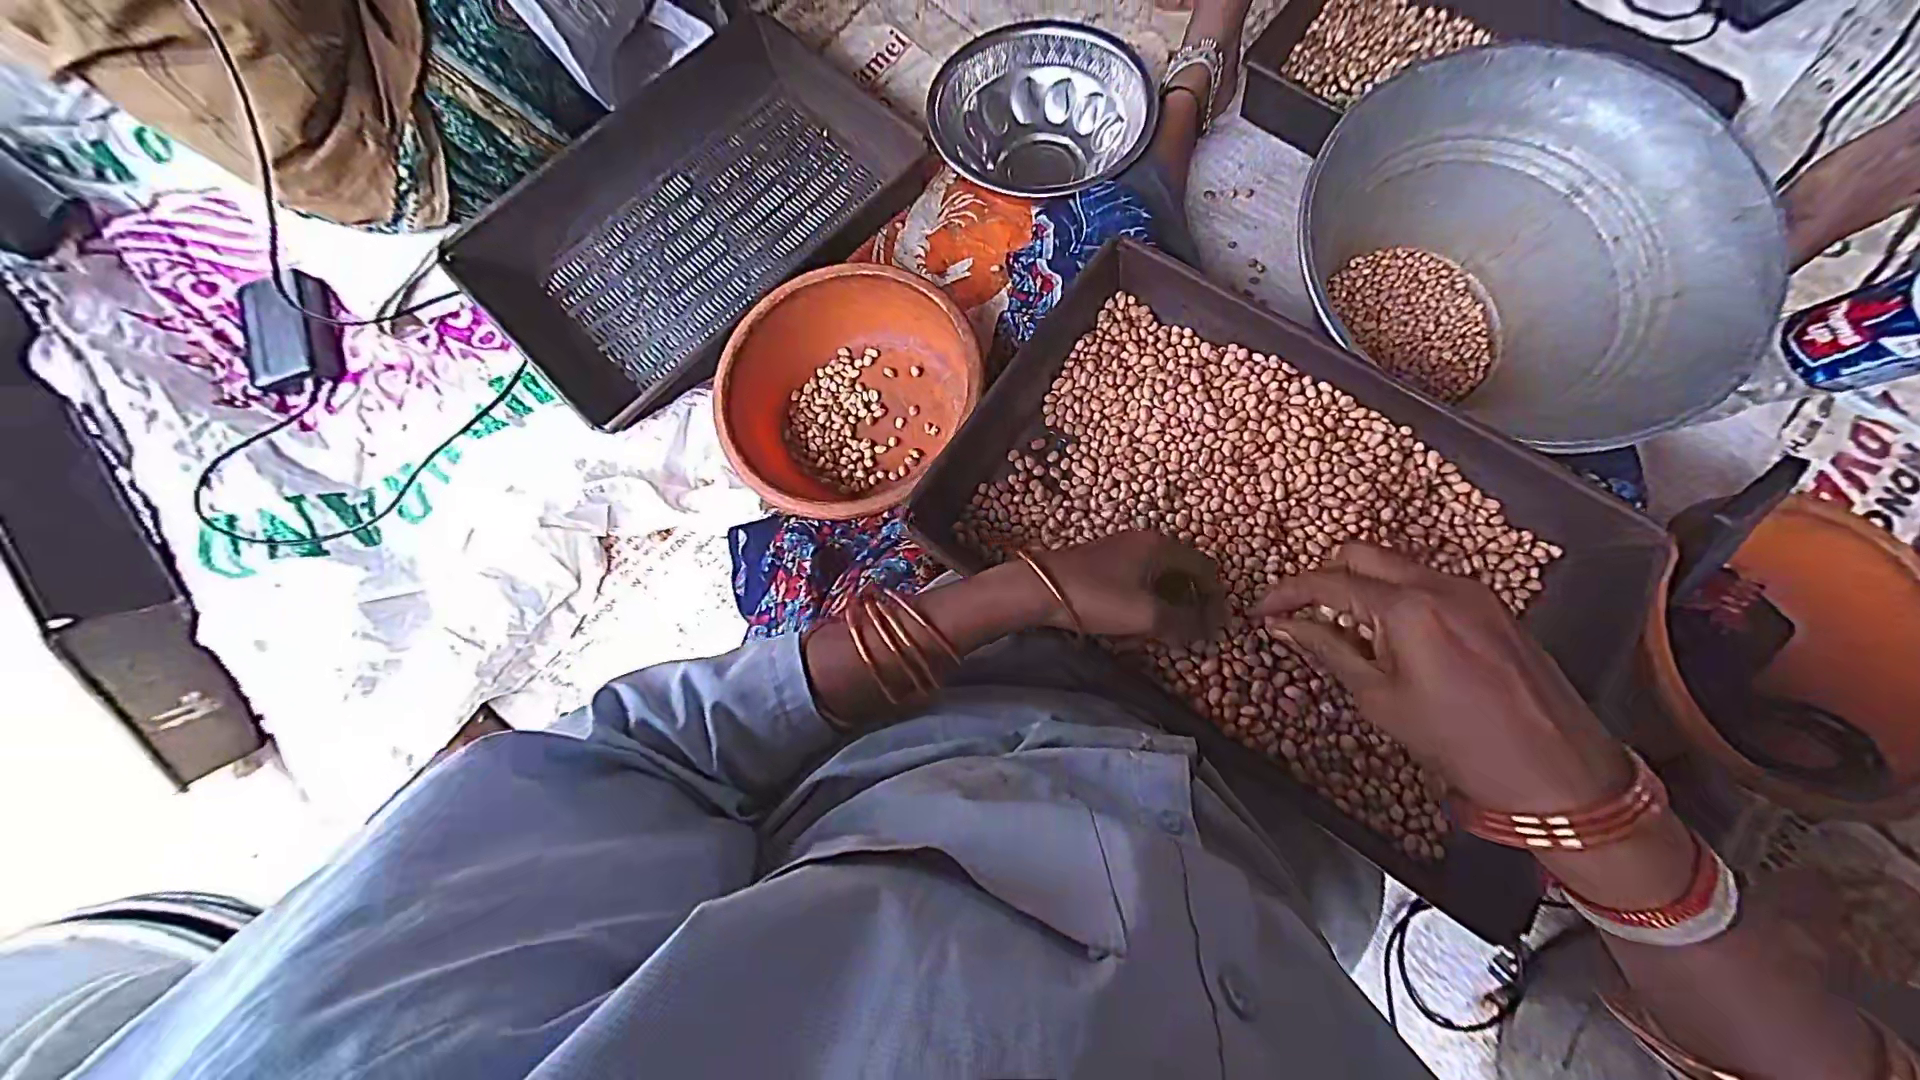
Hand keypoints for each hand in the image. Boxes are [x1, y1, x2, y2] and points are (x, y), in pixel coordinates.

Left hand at [1030, 531, 1225, 640]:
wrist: (1038, 589)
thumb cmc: (1098, 598)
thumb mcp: (1148, 615)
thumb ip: (1185, 622)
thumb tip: (1208, 629)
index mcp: (1160, 545)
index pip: (1205, 568)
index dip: (1215, 599)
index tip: (1214, 628)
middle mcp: (1143, 541)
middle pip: (1181, 574)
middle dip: (1187, 606)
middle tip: (1184, 634)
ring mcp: (1119, 550)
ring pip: (1156, 581)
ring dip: (1162, 608)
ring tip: (1154, 635)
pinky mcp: (1100, 563)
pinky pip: (1134, 583)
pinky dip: (1140, 604)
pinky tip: (1128, 628)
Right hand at [1251, 543, 1628, 810]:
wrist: (1558, 773)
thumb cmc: (1459, 741)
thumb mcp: (1378, 697)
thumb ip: (1327, 648)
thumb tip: (1285, 625)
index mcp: (1409, 608)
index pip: (1329, 582)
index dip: (1287, 593)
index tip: (1263, 609)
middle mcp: (1442, 584)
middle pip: (1360, 554)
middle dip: (1323, 577)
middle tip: (1302, 613)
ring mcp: (1472, 591)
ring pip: (1394, 565)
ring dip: (1359, 586)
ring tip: (1344, 630)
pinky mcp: (1491, 605)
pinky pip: (1425, 582)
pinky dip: (1393, 596)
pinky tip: (1387, 636)